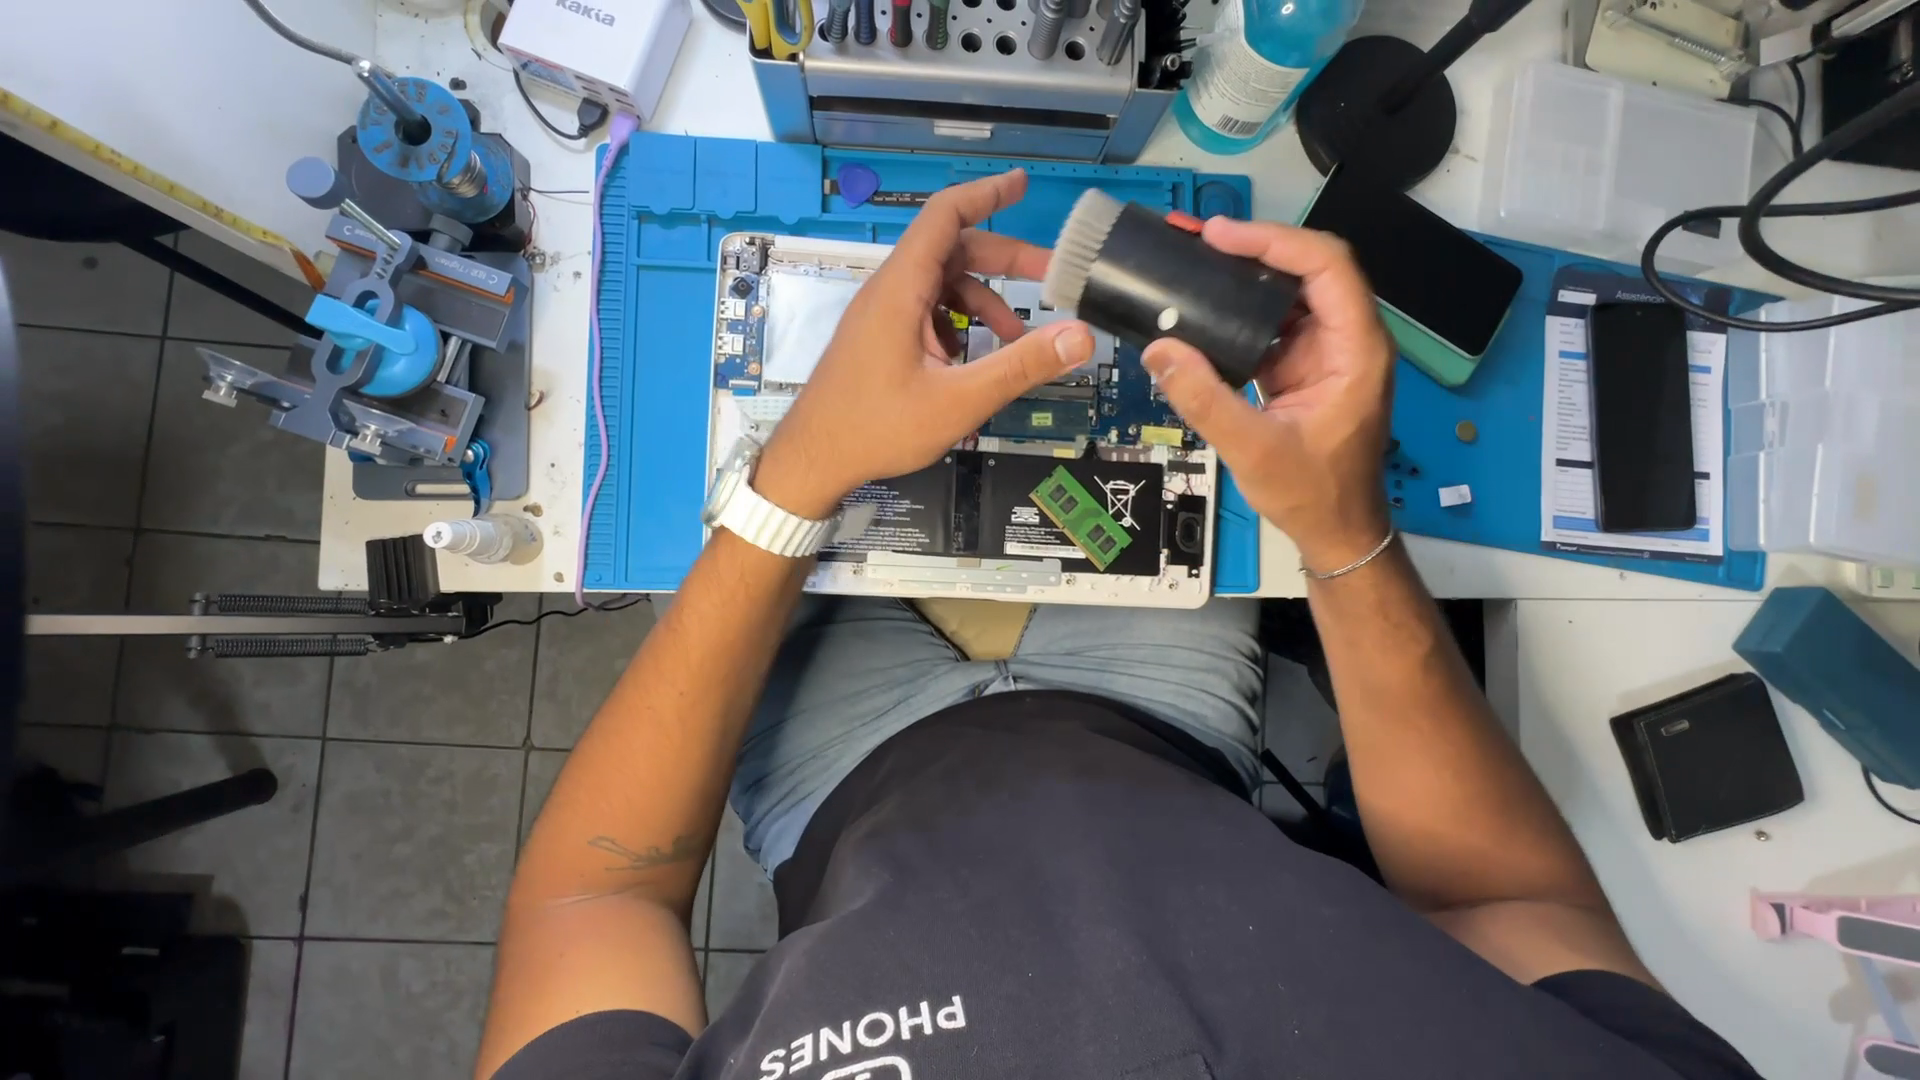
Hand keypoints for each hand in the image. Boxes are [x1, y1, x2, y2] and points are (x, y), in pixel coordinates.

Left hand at [754, 170, 1095, 518]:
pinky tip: (970, 362)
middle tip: (1052, 279)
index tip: (1023, 184)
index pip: (945, 216)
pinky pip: (925, 314)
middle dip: (1004, 263)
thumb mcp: (959, 401)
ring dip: (982, 304)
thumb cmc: (878, 428)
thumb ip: (1020, 366)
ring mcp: (880, 315)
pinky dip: (957, 326)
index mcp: (901, 289)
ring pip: (940, 287)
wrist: (814, 459)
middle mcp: (888, 291)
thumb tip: (1080, 336)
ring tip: (1014, 342)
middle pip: (951, 252)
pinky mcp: (878, 339)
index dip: (987, 194)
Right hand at [1142, 218, 1394, 573]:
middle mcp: (1346, 340)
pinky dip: (1237, 316)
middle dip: (1253, 249)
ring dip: (1242, 279)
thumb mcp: (1253, 449)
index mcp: (1355, 350)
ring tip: (1194, 264)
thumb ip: (1205, 400)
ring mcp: (1324, 355)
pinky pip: (1271, 328)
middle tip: (1197, 240)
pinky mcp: (1302, 370)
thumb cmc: (1311, 494)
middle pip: (1307, 270)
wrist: (1335, 530)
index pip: (1326, 267)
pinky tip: (1201, 312)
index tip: (1219, 236)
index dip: (1274, 241)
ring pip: (1287, 296)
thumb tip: (1158, 351)